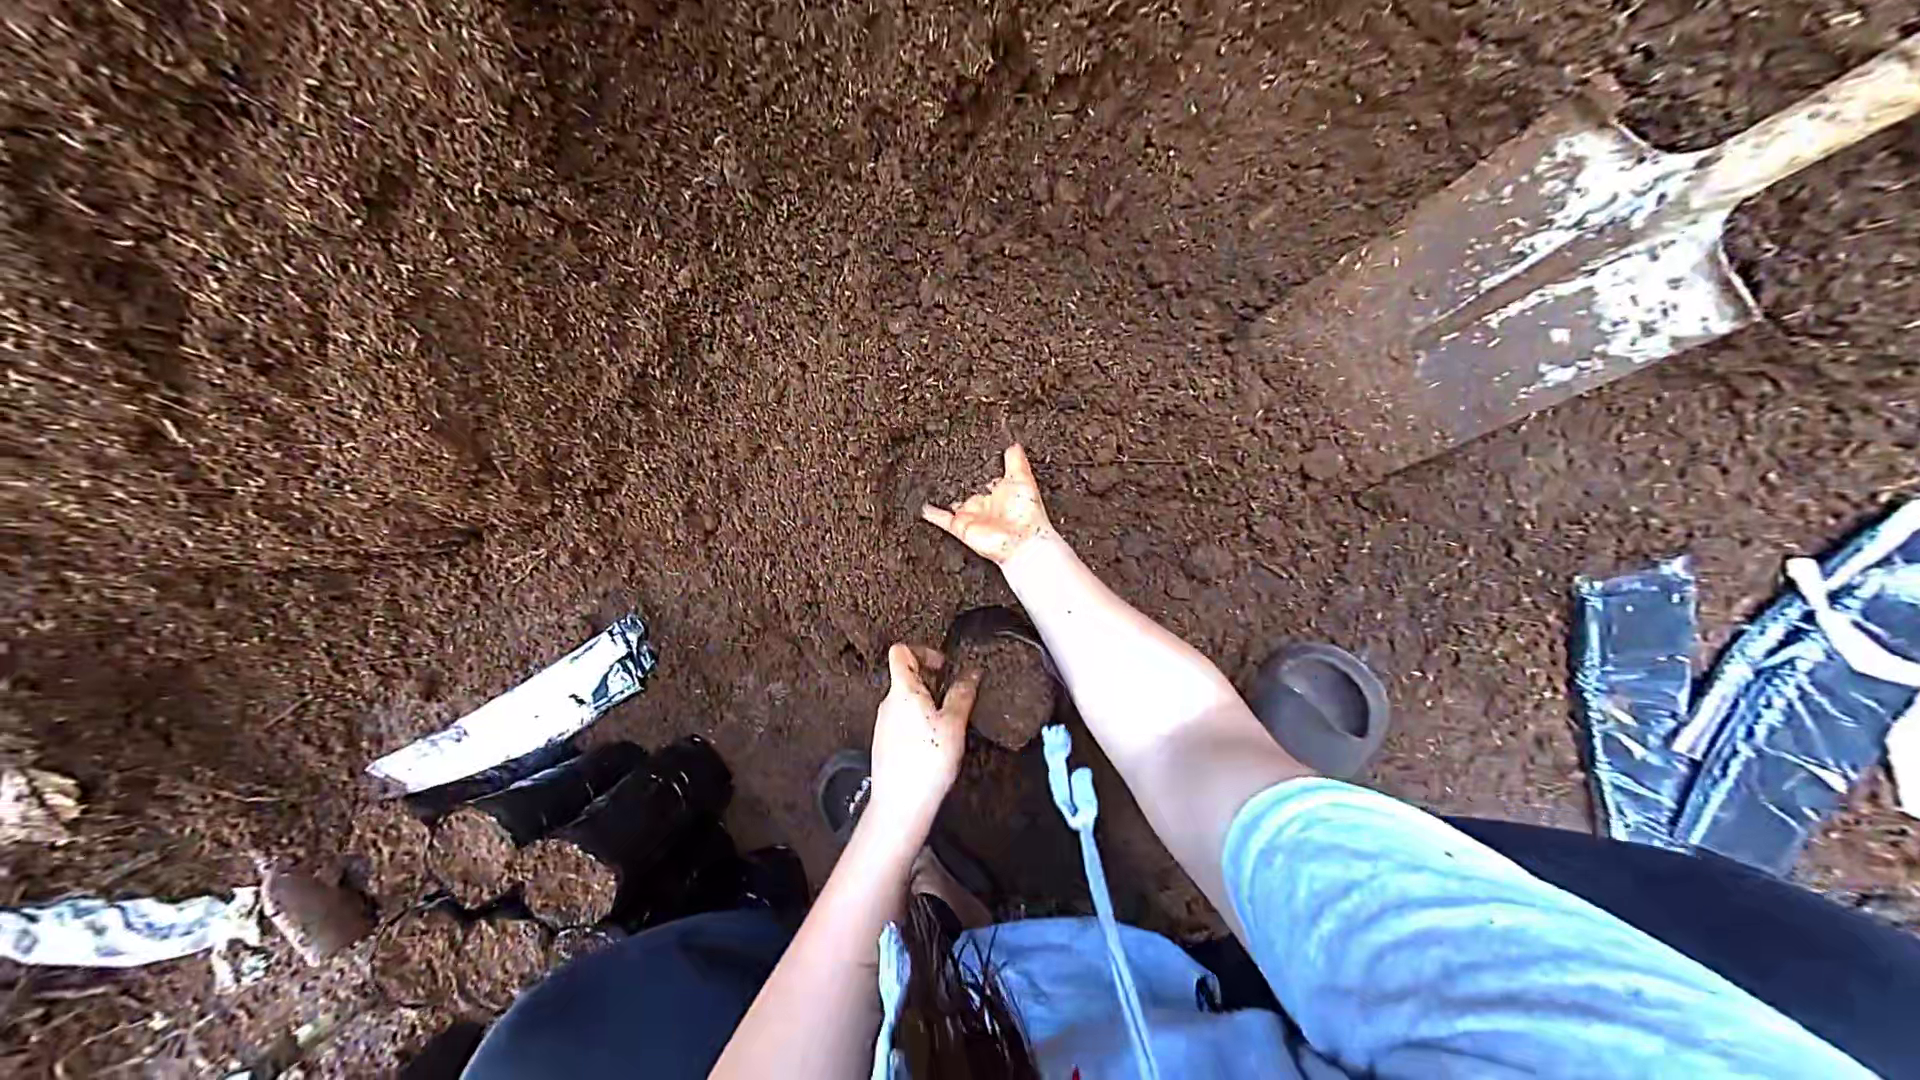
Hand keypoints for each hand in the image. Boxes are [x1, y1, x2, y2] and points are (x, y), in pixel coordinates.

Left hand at [867, 644, 979, 829]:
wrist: (900, 806)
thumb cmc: (924, 766)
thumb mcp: (954, 725)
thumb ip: (962, 694)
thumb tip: (970, 674)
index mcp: (902, 692)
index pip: (901, 651)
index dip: (924, 651)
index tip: (943, 665)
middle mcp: (888, 704)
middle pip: (906, 675)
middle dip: (932, 680)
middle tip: (953, 696)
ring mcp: (885, 723)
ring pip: (906, 699)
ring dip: (927, 702)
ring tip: (947, 722)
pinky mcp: (886, 741)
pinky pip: (903, 719)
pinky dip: (920, 721)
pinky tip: (935, 742)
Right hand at [921, 444, 1055, 564]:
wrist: (1022, 541)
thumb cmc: (1028, 514)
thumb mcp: (1023, 480)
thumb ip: (1016, 462)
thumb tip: (1014, 444)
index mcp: (997, 492)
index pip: (983, 477)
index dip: (975, 467)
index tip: (965, 454)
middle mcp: (982, 503)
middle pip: (965, 489)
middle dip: (954, 479)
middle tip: (940, 464)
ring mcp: (970, 515)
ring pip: (951, 502)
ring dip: (941, 494)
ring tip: (927, 481)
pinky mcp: (960, 526)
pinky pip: (941, 519)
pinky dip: (931, 513)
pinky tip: (922, 506)